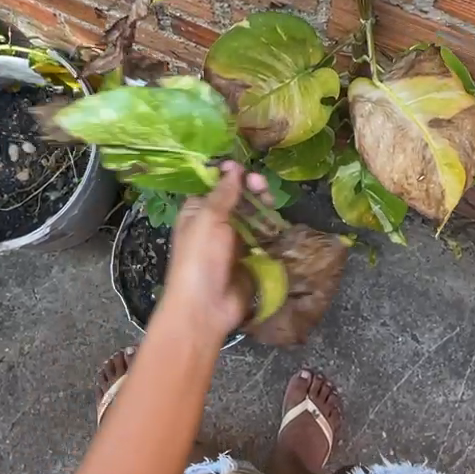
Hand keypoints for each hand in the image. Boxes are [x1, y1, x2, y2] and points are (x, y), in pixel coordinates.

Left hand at [156, 162, 267, 342]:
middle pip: (237, 197)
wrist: (206, 307)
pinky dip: (270, 227)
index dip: (231, 175)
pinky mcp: (248, 256)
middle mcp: (214, 222)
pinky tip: (277, 221)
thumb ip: (224, 192)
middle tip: (263, 186)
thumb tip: (234, 167)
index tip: (246, 169)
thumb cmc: (200, 258)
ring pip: (251, 215)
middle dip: (251, 188)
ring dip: (262, 205)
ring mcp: (232, 240)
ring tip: (272, 202)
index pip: (215, 184)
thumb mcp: (209, 218)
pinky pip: (261, 235)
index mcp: (197, 211)